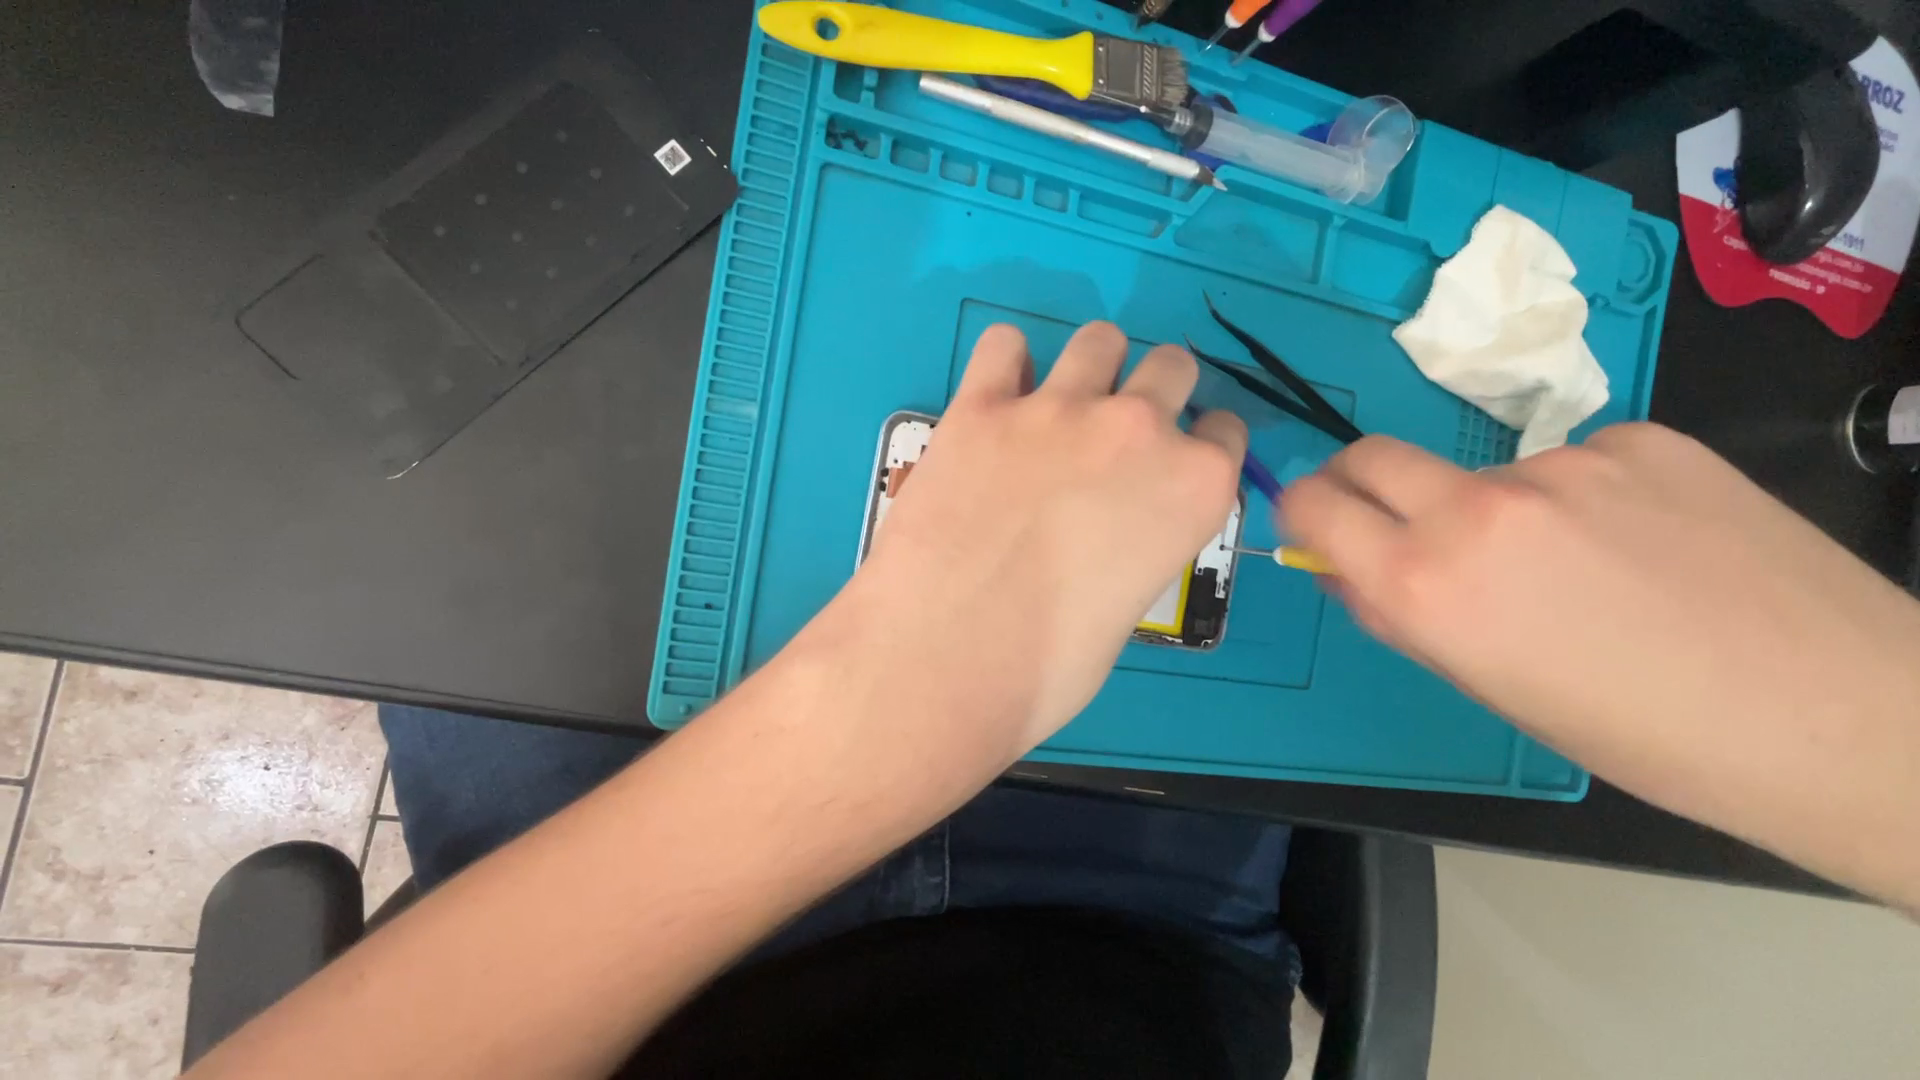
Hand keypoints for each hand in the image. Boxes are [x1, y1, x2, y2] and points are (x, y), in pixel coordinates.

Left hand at [827, 321, 1245, 759]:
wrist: (948, 655)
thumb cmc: (1049, 666)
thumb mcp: (1126, 607)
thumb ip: (1135, 545)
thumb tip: (1104, 535)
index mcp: (1193, 486)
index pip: (1226, 431)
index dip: (1201, 445)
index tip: (1174, 462)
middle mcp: (1137, 429)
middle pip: (1172, 366)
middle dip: (1156, 391)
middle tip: (1118, 435)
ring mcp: (1057, 409)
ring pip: (1098, 340)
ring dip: (1091, 367)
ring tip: (1060, 410)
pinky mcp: (981, 406)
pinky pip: (1004, 345)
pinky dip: (1006, 364)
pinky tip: (996, 399)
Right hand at [1280, 424, 1919, 907]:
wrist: (1842, 720)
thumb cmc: (1636, 735)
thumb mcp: (1485, 685)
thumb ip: (1399, 614)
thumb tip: (1347, 568)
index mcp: (1426, 583)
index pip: (1314, 504)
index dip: (1302, 511)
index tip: (1317, 526)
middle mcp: (1477, 508)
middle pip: (1371, 455)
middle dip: (1361, 483)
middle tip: (1400, 524)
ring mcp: (1564, 463)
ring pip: (1484, 471)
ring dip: (1492, 505)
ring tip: (1575, 563)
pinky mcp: (1643, 439)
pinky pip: (1573, 460)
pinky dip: (1580, 495)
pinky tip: (1645, 542)